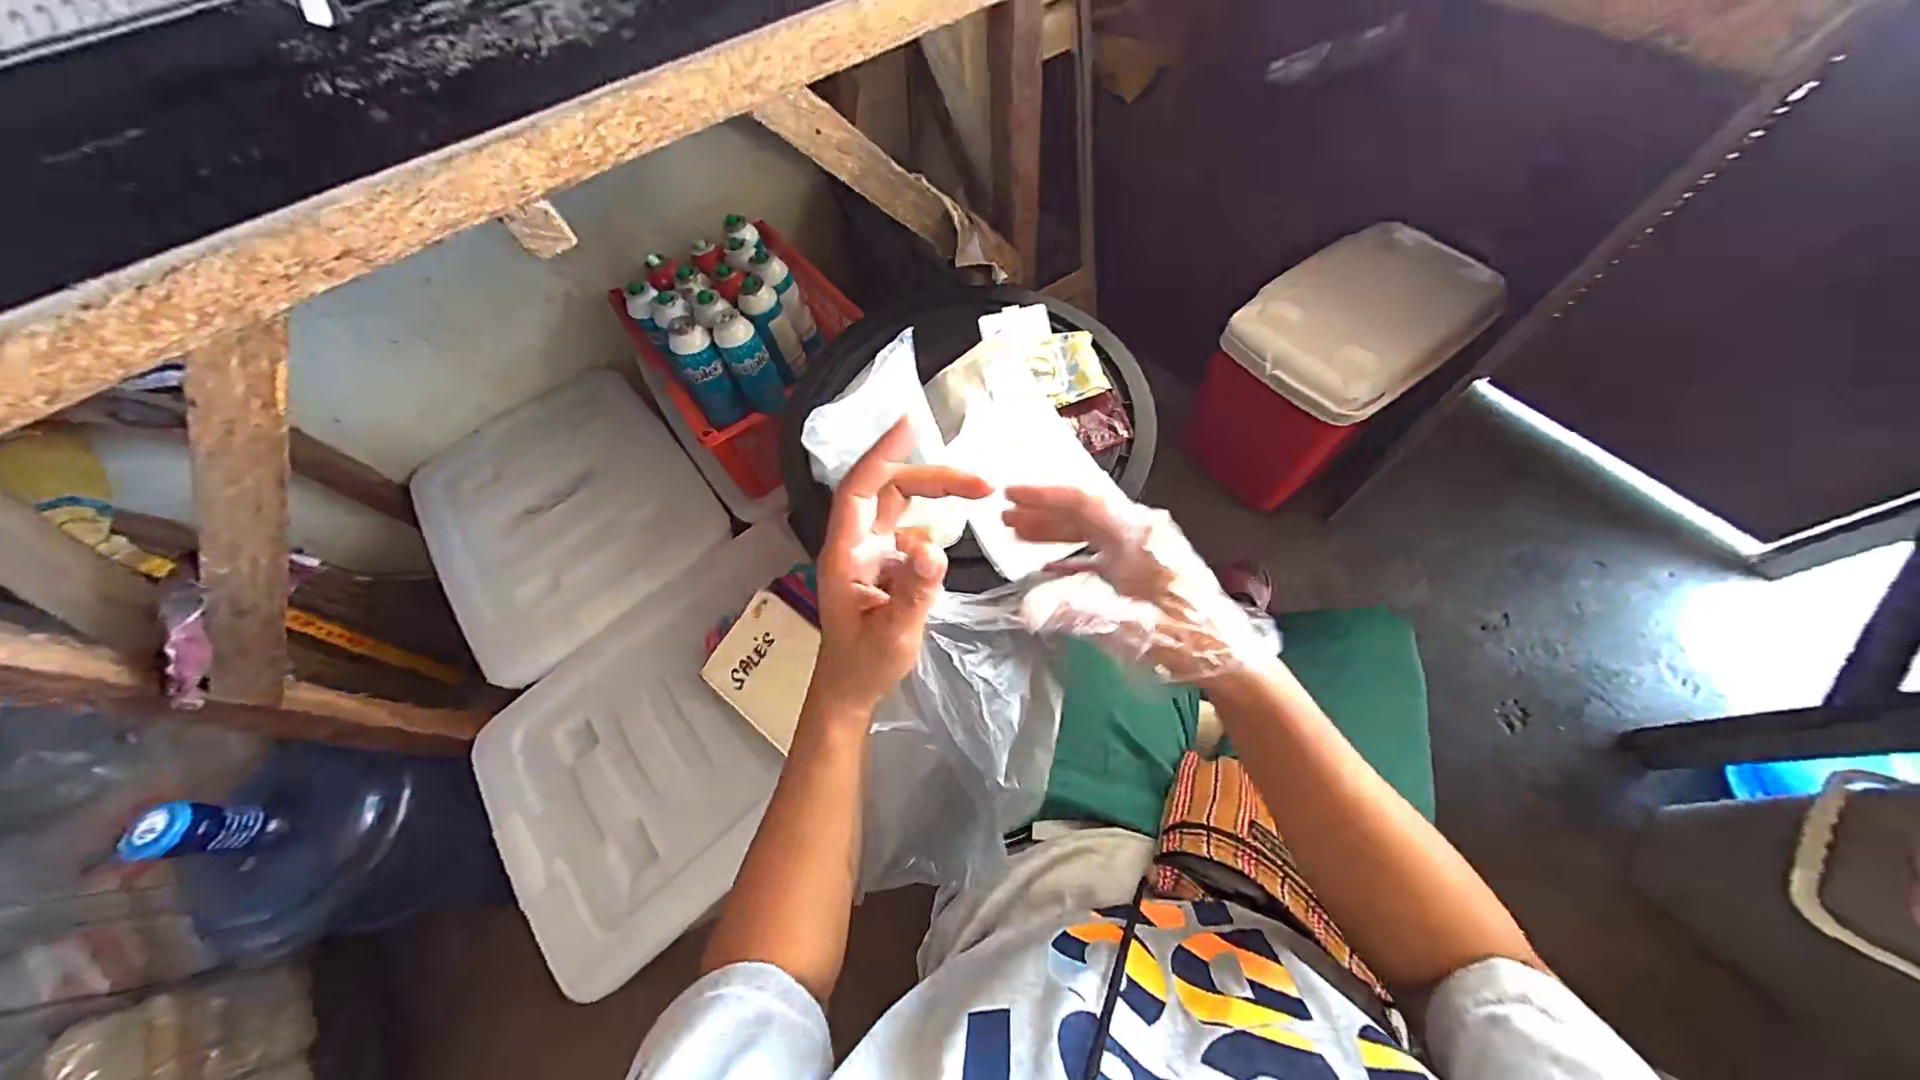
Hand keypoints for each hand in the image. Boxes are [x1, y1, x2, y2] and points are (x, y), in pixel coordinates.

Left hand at [810, 419, 991, 717]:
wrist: (850, 690)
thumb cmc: (863, 665)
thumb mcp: (894, 633)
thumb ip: (914, 592)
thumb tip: (934, 548)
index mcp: (845, 553)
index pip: (860, 489)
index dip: (882, 453)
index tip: (910, 423)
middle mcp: (856, 544)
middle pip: (891, 491)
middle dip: (934, 479)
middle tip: (982, 484)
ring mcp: (870, 553)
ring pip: (902, 508)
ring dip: (937, 497)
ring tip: (979, 495)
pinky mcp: (884, 565)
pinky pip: (910, 532)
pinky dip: (931, 529)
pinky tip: (946, 545)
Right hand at [1002, 486, 1268, 682]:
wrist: (1232, 661)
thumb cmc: (1187, 641)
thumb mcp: (1131, 628)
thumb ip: (1078, 612)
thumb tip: (1026, 608)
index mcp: (1141, 537)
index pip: (1087, 502)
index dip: (1046, 495)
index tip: (1012, 492)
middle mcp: (1143, 534)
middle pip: (1085, 511)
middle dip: (1044, 511)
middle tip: (1006, 513)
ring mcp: (1144, 550)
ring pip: (1091, 529)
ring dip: (1055, 529)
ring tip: (1018, 532)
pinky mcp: (1144, 569)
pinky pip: (1100, 550)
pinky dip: (1072, 552)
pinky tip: (1050, 563)